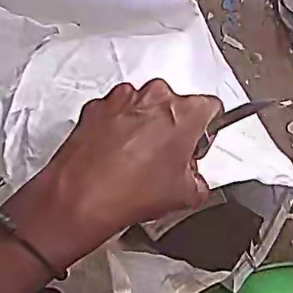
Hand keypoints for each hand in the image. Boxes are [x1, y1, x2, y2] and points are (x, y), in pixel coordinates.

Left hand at [2, 80, 222, 266]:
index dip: (206, 129)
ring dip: (143, 127)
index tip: (199, 143)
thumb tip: (194, 182)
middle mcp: (154, 95)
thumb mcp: (186, 196)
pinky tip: (116, 158)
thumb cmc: (129, 190)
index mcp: (185, 111)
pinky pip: (114, 113)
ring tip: (138, 162)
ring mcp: (122, 99)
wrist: (81, 197)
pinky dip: (116, 129)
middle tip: (167, 160)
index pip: (211, 108)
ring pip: (143, 106)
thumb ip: (199, 180)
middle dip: (173, 129)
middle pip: (175, 105)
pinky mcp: (95, 108)